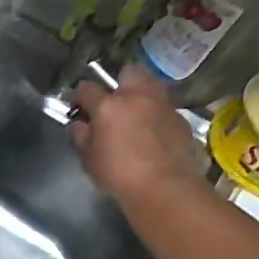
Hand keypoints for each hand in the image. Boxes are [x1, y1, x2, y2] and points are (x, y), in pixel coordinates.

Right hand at [70, 63, 205, 201]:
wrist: (163, 186)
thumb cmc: (117, 174)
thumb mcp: (88, 159)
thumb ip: (80, 137)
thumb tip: (78, 125)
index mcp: (109, 106)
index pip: (87, 89)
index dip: (79, 95)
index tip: (78, 105)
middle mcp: (137, 97)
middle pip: (129, 72)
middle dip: (119, 82)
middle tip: (114, 102)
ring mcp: (163, 105)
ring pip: (152, 86)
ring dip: (142, 94)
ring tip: (136, 113)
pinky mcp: (181, 119)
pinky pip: (165, 108)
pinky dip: (157, 114)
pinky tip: (154, 132)